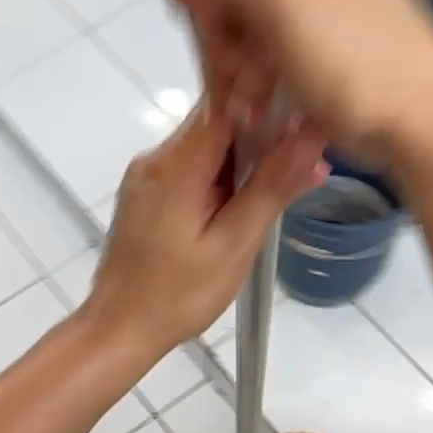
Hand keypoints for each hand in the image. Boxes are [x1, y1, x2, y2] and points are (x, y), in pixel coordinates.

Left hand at [83, 100, 325, 351]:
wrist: (120, 329)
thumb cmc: (178, 296)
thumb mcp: (234, 246)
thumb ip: (271, 187)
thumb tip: (312, 137)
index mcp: (177, 164)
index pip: (228, 102)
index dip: (270, 103)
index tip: (306, 119)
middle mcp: (156, 158)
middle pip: (217, 122)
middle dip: (260, 137)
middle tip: (300, 166)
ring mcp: (146, 177)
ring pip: (204, 147)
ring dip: (241, 163)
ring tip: (274, 194)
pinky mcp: (144, 196)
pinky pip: (188, 171)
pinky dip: (218, 181)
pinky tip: (236, 211)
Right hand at [107, 0, 432, 163]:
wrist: (414, 125)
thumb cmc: (360, 56)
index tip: (211, 5)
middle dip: (215, 25)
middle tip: (243, 55)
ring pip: (223, 20)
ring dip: (229, 64)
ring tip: (261, 89)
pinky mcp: (294, 44)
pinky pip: (244, 53)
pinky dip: (244, 81)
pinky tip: (262, 98)